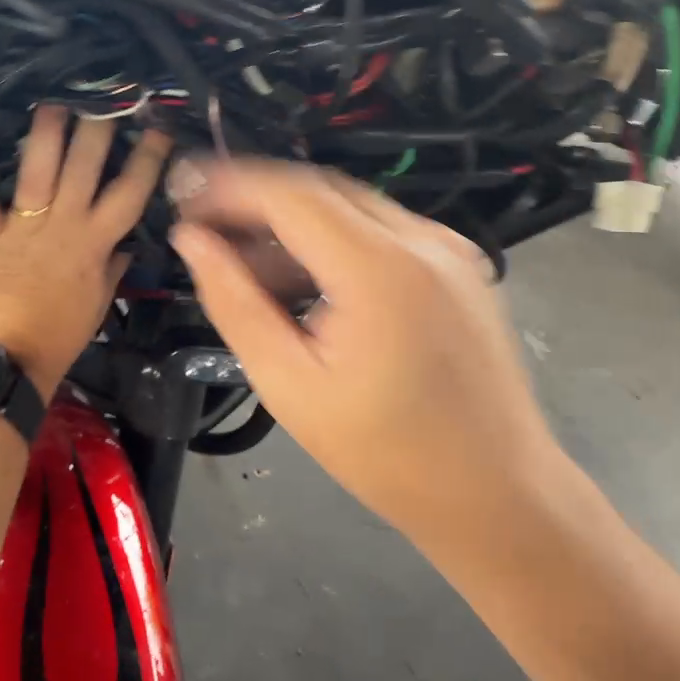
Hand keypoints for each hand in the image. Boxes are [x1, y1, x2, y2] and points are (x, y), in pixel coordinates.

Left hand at [0, 106, 171, 392]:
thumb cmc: (59, 333)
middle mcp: (64, 227)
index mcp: (96, 242)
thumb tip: (127, 241)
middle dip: (97, 129)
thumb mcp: (100, 300)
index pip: (131, 192)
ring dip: (45, 135)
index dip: (148, 158)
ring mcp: (23, 229)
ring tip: (52, 102)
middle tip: (103, 96)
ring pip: (39, 173)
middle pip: (86, 169)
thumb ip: (113, 264)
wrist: (11, 361)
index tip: (158, 127)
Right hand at [169, 159, 562, 536]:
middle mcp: (421, 240)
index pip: (289, 192)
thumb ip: (234, 301)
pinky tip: (298, 277)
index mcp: (379, 269)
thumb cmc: (384, 452)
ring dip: (288, 219)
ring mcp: (447, 249)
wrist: (497, 494)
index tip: (182, 194)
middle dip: (252, 198)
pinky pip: (378, 229)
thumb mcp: (287, 382)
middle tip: (201, 223)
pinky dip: (328, 238)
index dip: (228, 185)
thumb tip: (192, 239)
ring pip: (347, 204)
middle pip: (318, 188)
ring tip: (241, 259)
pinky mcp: (457, 266)